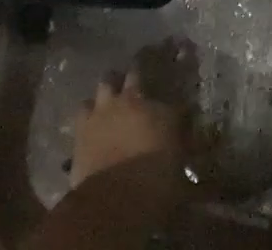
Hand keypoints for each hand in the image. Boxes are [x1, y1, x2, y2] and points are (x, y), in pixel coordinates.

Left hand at [70, 69, 186, 186]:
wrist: (112, 200)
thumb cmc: (153, 190)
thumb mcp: (179, 176)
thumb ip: (180, 156)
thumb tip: (187, 160)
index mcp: (164, 112)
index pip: (177, 101)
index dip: (178, 107)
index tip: (179, 114)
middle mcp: (134, 101)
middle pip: (136, 72)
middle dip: (139, 74)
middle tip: (140, 84)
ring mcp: (106, 107)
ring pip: (107, 81)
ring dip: (111, 86)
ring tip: (113, 94)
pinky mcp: (83, 121)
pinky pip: (86, 106)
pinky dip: (90, 110)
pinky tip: (93, 117)